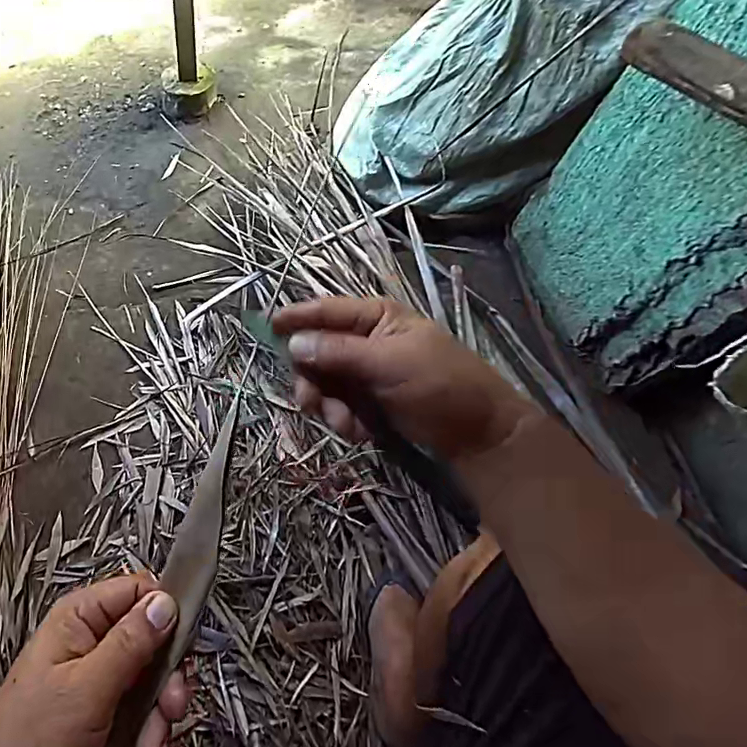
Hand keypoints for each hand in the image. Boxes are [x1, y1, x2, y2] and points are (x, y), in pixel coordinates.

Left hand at [0, 576, 191, 746]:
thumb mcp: (82, 692)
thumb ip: (128, 644)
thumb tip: (163, 604)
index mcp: (77, 620)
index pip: (138, 592)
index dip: (165, 615)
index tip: (178, 648)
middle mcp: (89, 646)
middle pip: (154, 644)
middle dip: (165, 686)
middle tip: (167, 709)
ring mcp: (97, 684)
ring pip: (153, 687)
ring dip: (156, 727)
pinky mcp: (104, 719)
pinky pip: (143, 721)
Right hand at [273, 296, 538, 461]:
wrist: (478, 435)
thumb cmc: (440, 385)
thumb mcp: (388, 364)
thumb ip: (339, 353)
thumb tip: (293, 343)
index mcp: (376, 318)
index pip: (327, 311)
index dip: (297, 317)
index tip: (268, 327)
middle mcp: (366, 341)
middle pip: (317, 353)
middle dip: (313, 382)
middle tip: (311, 404)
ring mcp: (367, 373)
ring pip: (324, 384)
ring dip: (328, 407)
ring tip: (348, 426)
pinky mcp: (370, 401)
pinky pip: (339, 406)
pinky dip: (344, 422)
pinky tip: (362, 434)